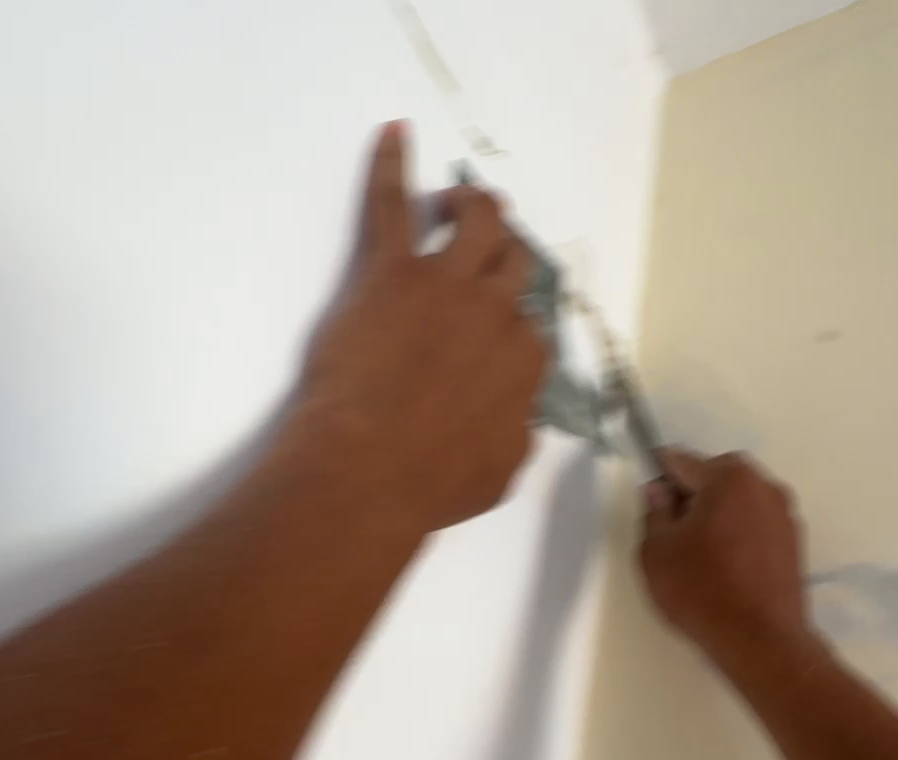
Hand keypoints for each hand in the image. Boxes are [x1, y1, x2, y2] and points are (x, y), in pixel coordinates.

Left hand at [293, 121, 546, 532]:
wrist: (367, 473)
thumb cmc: (431, 485)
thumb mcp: (499, 475)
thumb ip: (517, 435)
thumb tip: (521, 417)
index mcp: (524, 362)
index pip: (530, 325)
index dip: (510, 325)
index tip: (491, 335)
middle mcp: (496, 313)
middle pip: (515, 261)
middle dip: (505, 254)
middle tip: (481, 256)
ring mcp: (445, 286)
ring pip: (478, 220)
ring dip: (473, 205)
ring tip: (454, 203)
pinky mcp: (391, 273)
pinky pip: (392, 205)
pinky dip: (391, 167)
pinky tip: (393, 135)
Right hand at [638, 448, 814, 652]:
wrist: (760, 642)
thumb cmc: (700, 589)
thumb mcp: (655, 550)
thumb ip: (653, 512)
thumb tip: (659, 492)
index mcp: (729, 477)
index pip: (681, 461)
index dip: (658, 478)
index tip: (648, 503)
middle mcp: (764, 486)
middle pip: (713, 479)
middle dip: (689, 498)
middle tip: (669, 535)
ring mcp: (784, 515)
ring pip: (736, 504)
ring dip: (714, 518)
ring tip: (696, 557)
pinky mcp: (794, 544)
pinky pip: (753, 527)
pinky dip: (735, 537)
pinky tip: (721, 570)